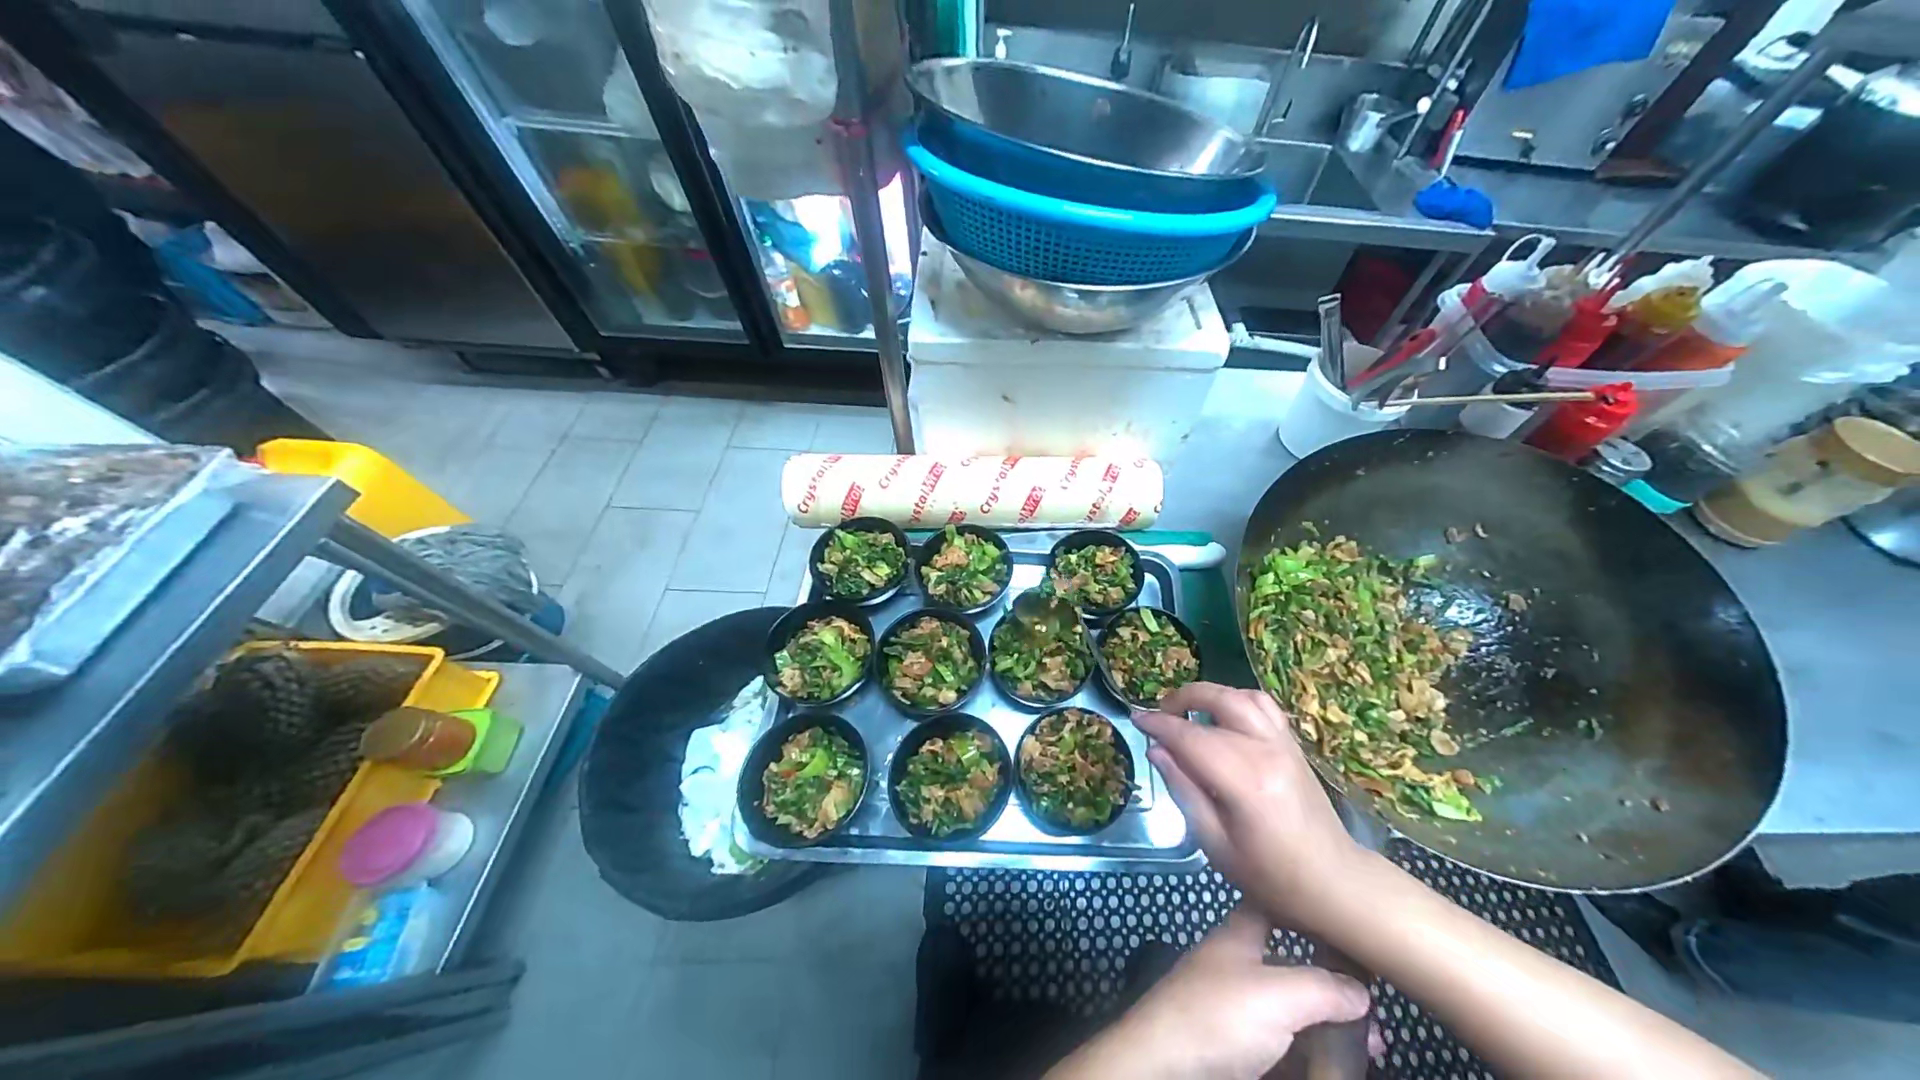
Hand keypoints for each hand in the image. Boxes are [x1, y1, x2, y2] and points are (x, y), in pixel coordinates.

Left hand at [1046, 907, 1373, 1079]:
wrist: (1164, 1070)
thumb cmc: (1219, 1018)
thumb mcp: (1278, 995)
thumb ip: (1324, 987)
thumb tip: (1360, 990)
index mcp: (1238, 939)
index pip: (1272, 908)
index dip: (1306, 914)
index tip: (1347, 931)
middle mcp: (1234, 967)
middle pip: (1291, 971)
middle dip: (1334, 995)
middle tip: (1375, 1029)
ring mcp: (1232, 1010)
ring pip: (1289, 1014)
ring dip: (1326, 1033)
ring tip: (1368, 1056)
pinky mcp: (1232, 1050)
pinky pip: (1277, 1048)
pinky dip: (1305, 1058)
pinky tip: (1330, 1070)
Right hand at [1132, 683, 1364, 932]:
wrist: (1334, 885)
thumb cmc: (1269, 877)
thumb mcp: (1214, 844)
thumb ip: (1184, 790)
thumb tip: (1157, 751)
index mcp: (1245, 781)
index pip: (1191, 737)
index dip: (1159, 724)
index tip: (1136, 720)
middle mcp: (1267, 752)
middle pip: (1221, 700)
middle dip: (1183, 698)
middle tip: (1160, 714)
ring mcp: (1285, 745)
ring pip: (1244, 696)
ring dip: (1211, 695)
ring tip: (1189, 711)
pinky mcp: (1294, 747)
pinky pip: (1264, 707)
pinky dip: (1237, 701)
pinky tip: (1222, 718)